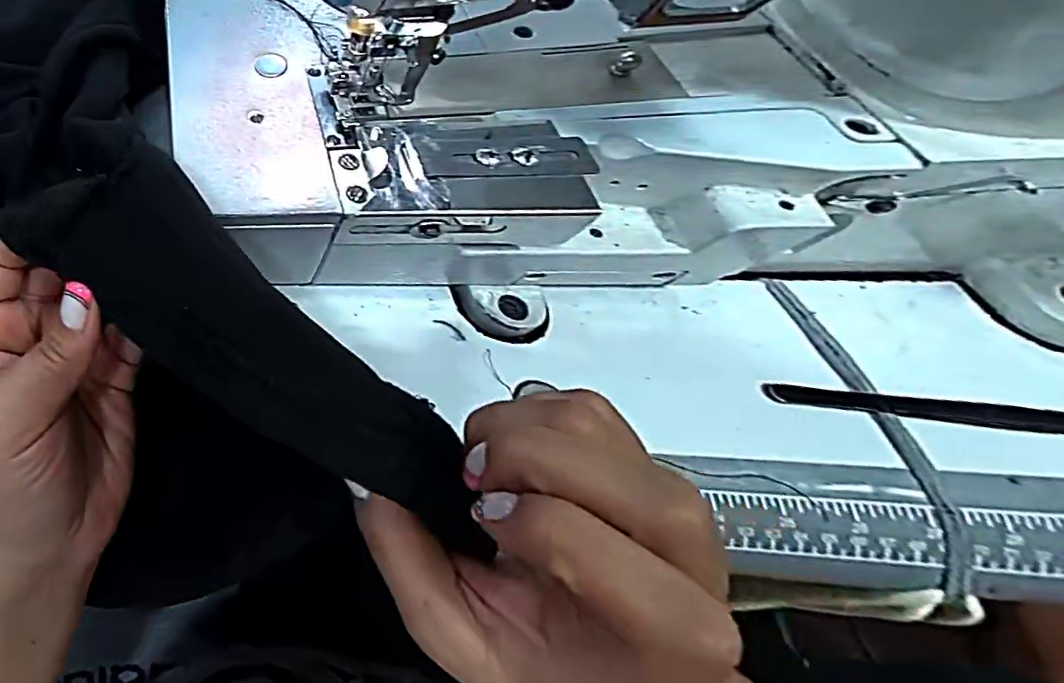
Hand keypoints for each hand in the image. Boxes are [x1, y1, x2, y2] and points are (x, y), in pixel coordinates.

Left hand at [0, 235, 141, 580]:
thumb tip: (87, 293)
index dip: (27, 232)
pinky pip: (131, 331)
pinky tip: (159, 295)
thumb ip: (48, 359)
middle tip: (118, 215)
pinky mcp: (115, 372)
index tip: (66, 206)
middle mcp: (34, 332)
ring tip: (145, 246)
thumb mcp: (7, 421)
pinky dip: (144, 314)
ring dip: (118, 276)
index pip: (1, 262)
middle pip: (57, 269)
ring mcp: (76, 351)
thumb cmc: (1, 486)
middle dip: (82, 245)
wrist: (47, 553)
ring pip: (98, 295)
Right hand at [358, 389, 741, 682]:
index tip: (484, 520)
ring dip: (516, 428)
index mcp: (657, 631)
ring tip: (497, 469)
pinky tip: (522, 455)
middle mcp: (686, 561)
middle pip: (606, 471)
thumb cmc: (549, 659)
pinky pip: (586, 406)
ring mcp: (670, 502)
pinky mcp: (646, 460)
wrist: (603, 652)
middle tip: (480, 480)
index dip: (525, 520)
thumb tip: (377, 489)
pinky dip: (531, 411)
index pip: (597, 544)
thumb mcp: (464, 637)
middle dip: (516, 456)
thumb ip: (407, 565)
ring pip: (590, 422)